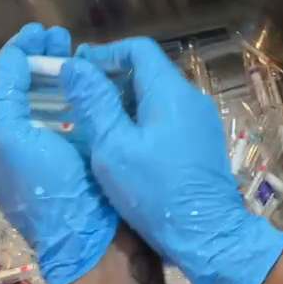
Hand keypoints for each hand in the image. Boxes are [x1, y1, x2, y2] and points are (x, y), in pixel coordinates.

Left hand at [0, 24, 119, 283]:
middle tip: (40, 33)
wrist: (87, 229)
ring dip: (44, 61)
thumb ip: (4, 92)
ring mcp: (33, 140)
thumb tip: (13, 57)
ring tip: (64, 40)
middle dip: (15, 53)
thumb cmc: (43, 187)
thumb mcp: (8, 135)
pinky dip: (65, 81)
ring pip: (31, 90)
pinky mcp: (64, 144)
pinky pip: (59, 104)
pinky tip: (82, 67)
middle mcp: (0, 136)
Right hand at [62, 37, 282, 283]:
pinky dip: (140, 119)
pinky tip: (119, 141)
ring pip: (156, 95)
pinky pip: (167, 116)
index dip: (105, 53)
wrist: (208, 234)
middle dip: (111, 77)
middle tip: (77, 97)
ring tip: (91, 120)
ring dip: (123, 101)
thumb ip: (94, 103)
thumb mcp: (114, 147)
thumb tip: (73, 66)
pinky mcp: (202, 141)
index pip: (138, 49)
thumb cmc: (156, 191)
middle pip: (148, 70)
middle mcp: (190, 98)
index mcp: (170, 91)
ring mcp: (200, 120)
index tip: (76, 69)